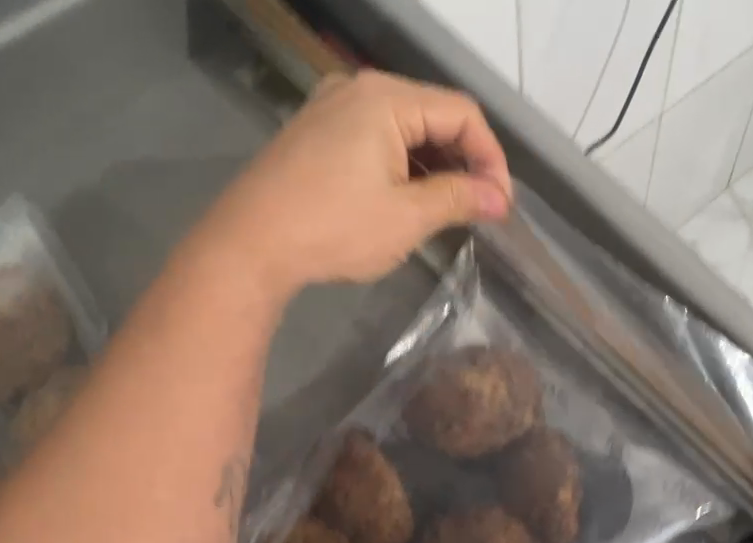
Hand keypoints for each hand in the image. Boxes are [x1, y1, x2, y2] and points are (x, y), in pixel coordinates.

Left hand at [195, 70, 512, 295]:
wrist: (251, 243)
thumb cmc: (334, 228)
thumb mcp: (407, 217)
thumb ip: (459, 199)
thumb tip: (499, 199)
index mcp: (384, 99)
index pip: (461, 113)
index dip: (491, 158)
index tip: (500, 204)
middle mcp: (359, 90)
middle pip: (434, 115)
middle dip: (466, 161)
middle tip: (482, 208)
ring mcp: (334, 108)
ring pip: (407, 129)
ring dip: (437, 166)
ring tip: (453, 210)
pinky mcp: (320, 133)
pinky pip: (379, 138)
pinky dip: (406, 165)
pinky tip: (415, 200)